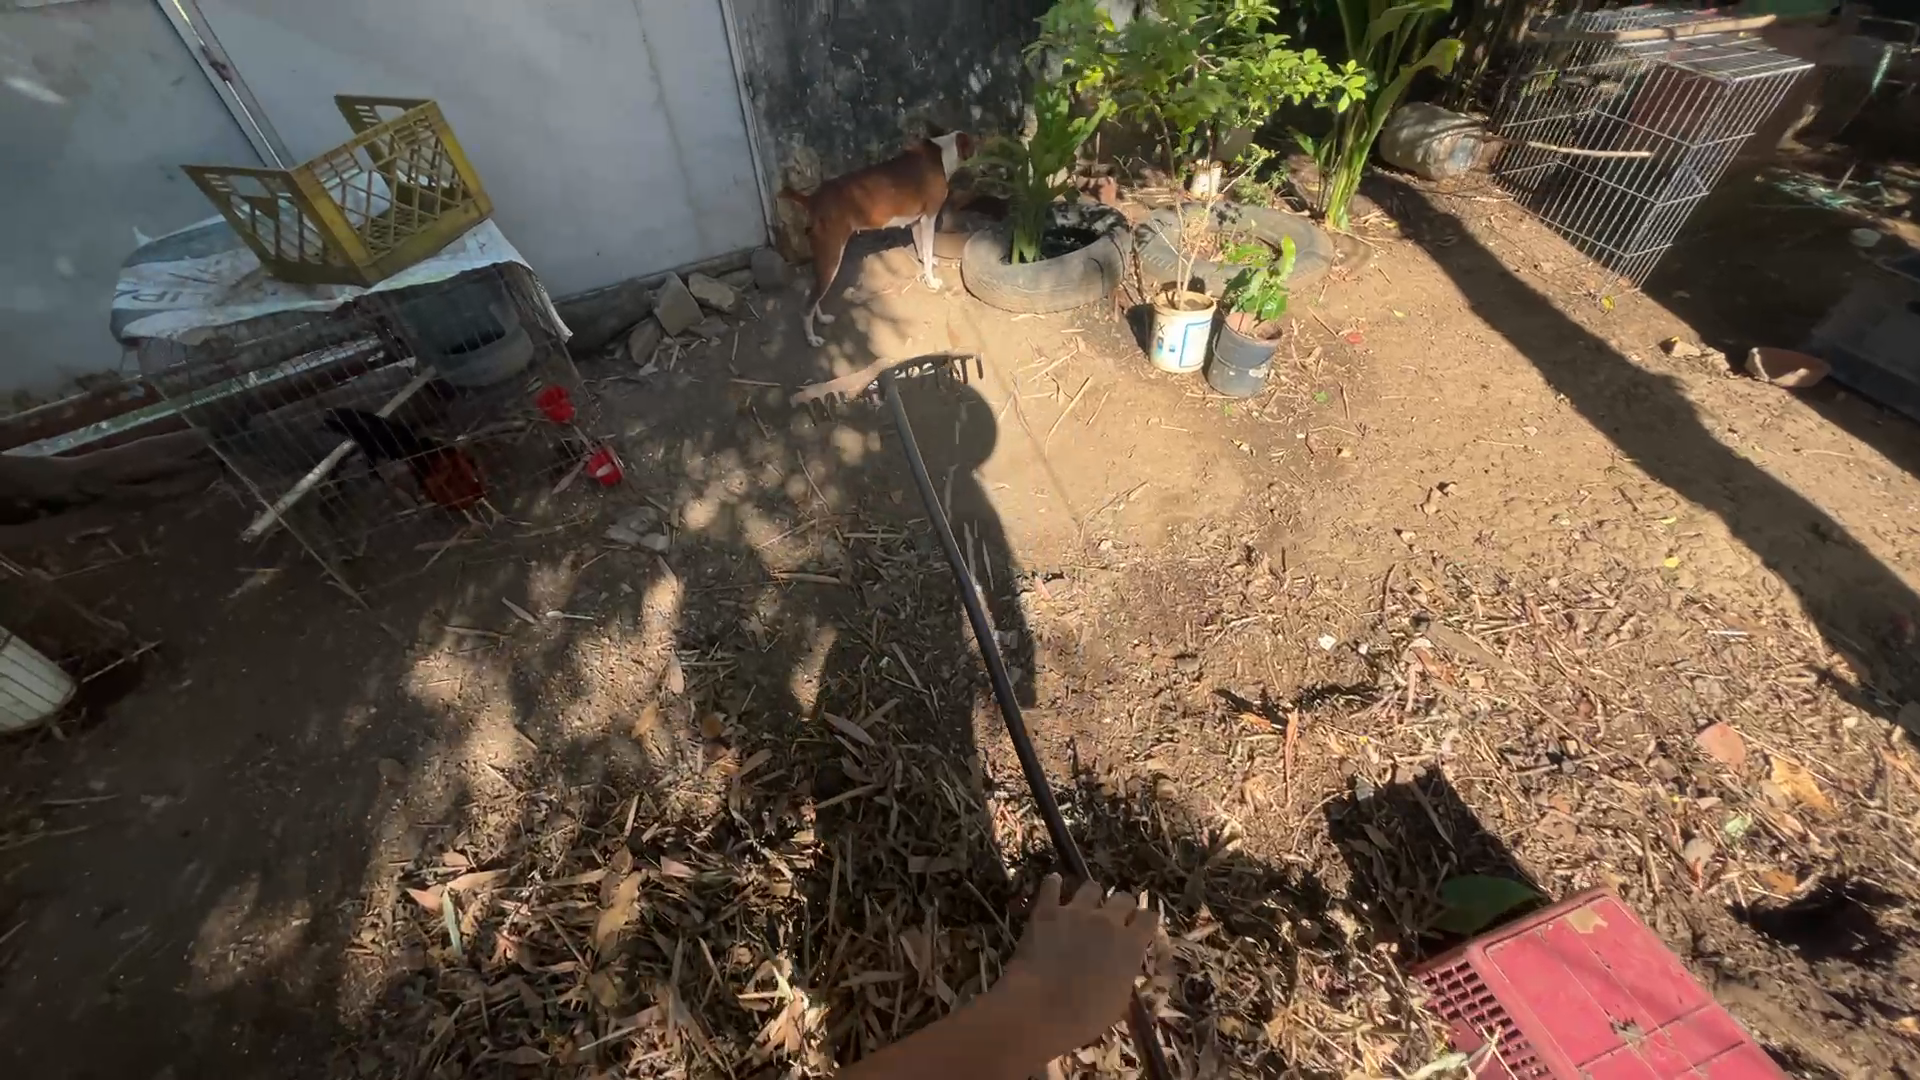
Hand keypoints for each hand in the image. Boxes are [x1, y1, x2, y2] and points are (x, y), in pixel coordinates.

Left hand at [992, 873, 1160, 1056]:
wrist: (1043, 1007)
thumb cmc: (1086, 1016)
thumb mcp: (1118, 1001)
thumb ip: (1123, 973)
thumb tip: (1122, 964)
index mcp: (1129, 945)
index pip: (1148, 918)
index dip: (1145, 920)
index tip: (1142, 923)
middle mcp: (1107, 921)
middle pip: (1123, 898)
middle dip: (1122, 905)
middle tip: (1116, 915)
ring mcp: (1076, 911)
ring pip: (1091, 887)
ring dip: (1092, 894)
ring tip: (1087, 901)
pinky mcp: (1048, 910)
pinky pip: (1051, 886)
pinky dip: (1054, 883)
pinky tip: (1054, 882)